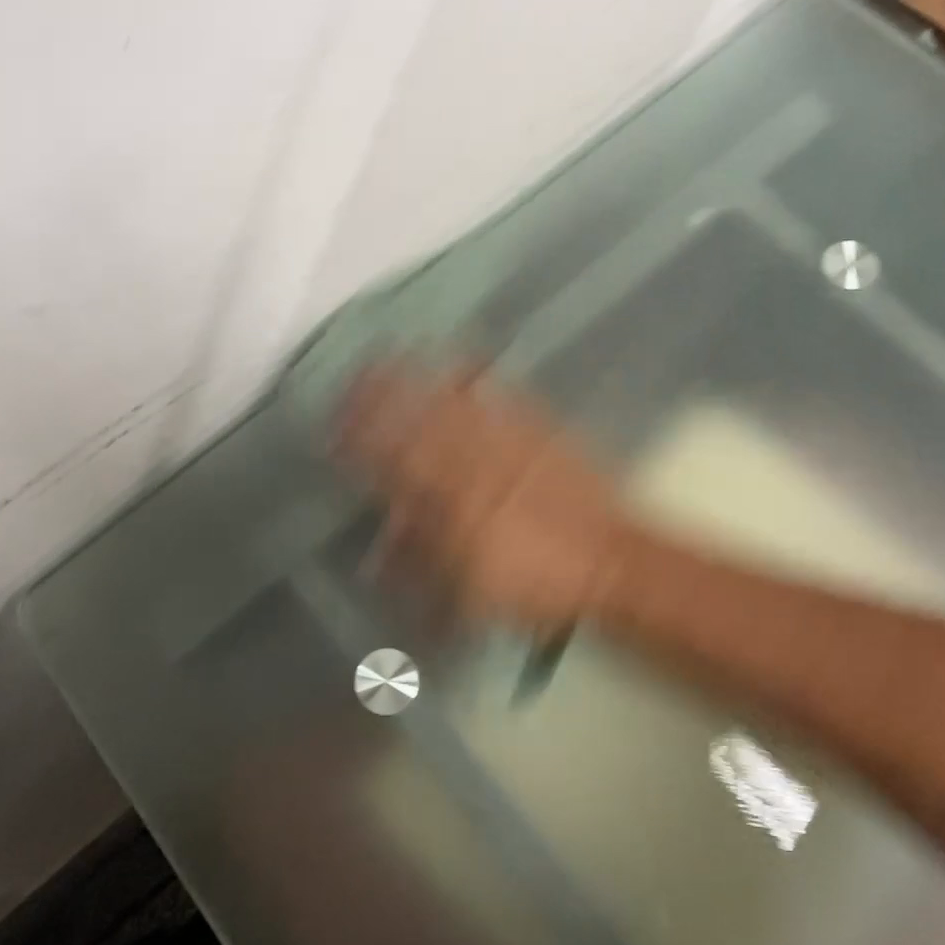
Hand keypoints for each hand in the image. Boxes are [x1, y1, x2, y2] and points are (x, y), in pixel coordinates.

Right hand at [333, 360, 636, 632]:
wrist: (610, 563)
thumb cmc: (534, 584)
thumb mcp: (467, 590)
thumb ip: (418, 563)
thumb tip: (377, 551)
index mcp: (449, 501)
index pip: (392, 463)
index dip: (359, 443)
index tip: (335, 428)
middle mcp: (472, 462)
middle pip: (416, 421)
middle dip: (379, 396)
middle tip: (352, 374)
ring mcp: (508, 440)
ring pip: (451, 401)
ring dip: (416, 376)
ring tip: (390, 354)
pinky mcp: (540, 430)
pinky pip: (501, 394)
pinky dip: (475, 374)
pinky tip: (462, 358)